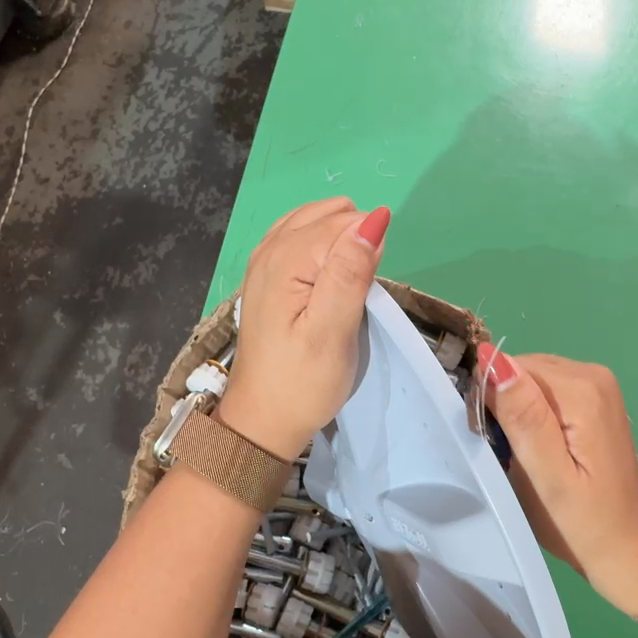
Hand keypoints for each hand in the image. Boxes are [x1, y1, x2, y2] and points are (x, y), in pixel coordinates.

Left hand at [217, 199, 389, 458]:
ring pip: (315, 221)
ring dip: (340, 242)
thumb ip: (351, 272)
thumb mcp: (333, 331)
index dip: (367, 249)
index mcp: (286, 258)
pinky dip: (322, 244)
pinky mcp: (266, 276)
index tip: (367, 291)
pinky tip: (330, 272)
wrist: (263, 421)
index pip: (344, 222)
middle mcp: (270, 249)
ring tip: (350, 285)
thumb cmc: (302, 381)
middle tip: (359, 293)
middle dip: (354, 242)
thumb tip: (374, 219)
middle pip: (329, 216)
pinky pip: (299, 236)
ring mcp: (264, 261)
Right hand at [478, 345, 637, 616]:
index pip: (512, 368)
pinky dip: (529, 410)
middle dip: (502, 403)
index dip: (491, 398)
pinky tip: (533, 443)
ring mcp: (595, 383)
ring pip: (529, 377)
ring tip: (518, 451)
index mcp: (582, 391)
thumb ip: (523, 416)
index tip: (491, 440)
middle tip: (504, 452)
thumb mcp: (547, 476)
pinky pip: (543, 387)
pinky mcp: (592, 395)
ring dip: (514, 408)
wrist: (627, 543)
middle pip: (522, 369)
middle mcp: (591, 375)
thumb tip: (492, 359)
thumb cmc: (582, 520)